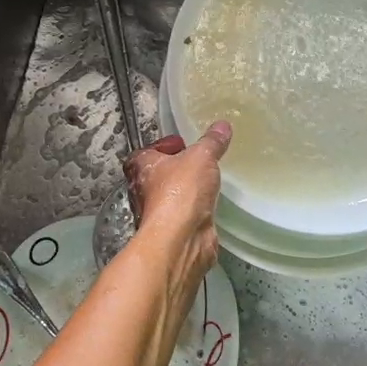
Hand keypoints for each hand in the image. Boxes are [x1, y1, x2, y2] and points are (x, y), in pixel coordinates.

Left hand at [123, 121, 229, 285]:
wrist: (181, 240)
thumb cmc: (181, 191)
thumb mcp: (202, 156)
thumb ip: (212, 141)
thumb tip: (222, 125)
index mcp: (144, 167)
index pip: (146, 152)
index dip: (162, 146)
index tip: (182, 143)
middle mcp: (146, 191)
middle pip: (159, 175)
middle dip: (178, 170)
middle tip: (201, 162)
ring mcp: (159, 216)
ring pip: (173, 198)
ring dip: (188, 192)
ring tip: (211, 181)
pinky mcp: (176, 234)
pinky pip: (187, 216)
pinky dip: (198, 212)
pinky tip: (214, 205)